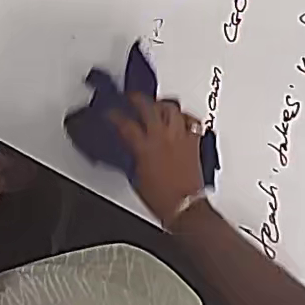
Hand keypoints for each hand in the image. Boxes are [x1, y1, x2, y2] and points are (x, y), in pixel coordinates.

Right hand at [113, 94, 206, 228]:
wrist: (185, 207)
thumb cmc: (161, 197)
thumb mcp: (136, 174)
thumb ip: (133, 154)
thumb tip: (131, 146)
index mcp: (144, 147)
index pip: (125, 123)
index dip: (114, 115)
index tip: (110, 112)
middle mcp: (162, 138)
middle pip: (148, 107)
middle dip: (137, 98)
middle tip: (131, 97)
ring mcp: (179, 138)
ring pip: (171, 109)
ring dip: (161, 104)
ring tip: (156, 104)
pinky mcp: (193, 142)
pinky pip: (191, 122)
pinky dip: (185, 117)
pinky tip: (180, 118)